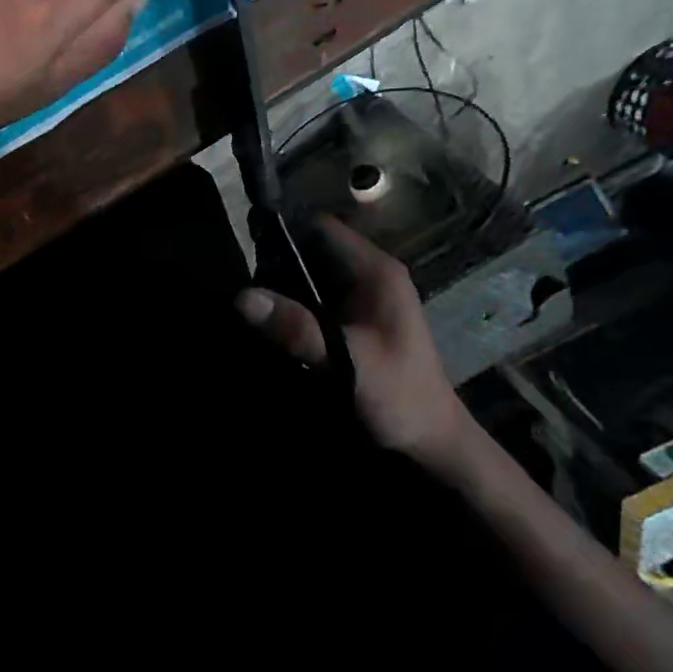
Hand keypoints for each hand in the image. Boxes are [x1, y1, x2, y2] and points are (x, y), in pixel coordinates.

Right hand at [235, 217, 472, 469]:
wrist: (432, 444)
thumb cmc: (398, 396)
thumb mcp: (346, 362)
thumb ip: (297, 328)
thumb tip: (242, 297)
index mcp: (375, 271)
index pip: (321, 227)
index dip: (283, 229)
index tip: (244, 244)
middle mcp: (368, 275)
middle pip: (312, 248)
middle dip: (276, 259)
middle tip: (240, 279)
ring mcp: (362, 298)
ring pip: (311, 273)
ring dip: (281, 284)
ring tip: (246, 298)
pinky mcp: (353, 320)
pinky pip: (315, 298)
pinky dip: (292, 304)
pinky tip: (268, 319)